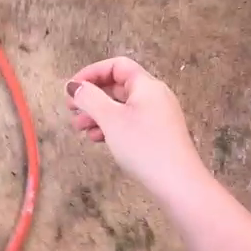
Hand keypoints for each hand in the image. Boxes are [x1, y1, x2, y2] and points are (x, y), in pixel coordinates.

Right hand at [67, 57, 211, 200]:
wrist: (179, 184)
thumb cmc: (143, 146)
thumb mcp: (111, 119)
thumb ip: (90, 98)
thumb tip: (75, 86)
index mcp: (146, 85)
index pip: (117, 66)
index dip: (92, 73)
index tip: (72, 88)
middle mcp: (154, 96)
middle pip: (118, 86)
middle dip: (92, 96)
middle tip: (71, 109)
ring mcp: (158, 116)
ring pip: (121, 106)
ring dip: (98, 113)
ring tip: (79, 128)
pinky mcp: (158, 134)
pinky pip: (130, 121)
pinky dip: (111, 126)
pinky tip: (97, 139)